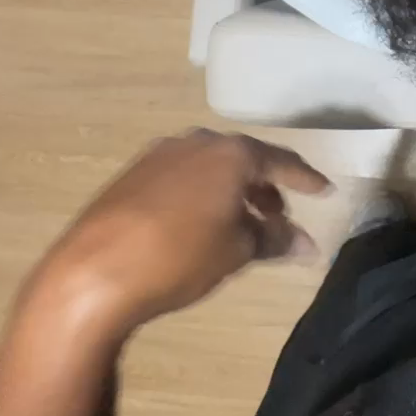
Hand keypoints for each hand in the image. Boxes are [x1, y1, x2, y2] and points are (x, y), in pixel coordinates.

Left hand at [23, 130, 332, 337]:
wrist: (90, 274)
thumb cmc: (178, 256)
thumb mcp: (236, 250)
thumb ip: (275, 239)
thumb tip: (307, 243)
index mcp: (231, 152)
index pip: (282, 161)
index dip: (306, 179)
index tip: (325, 191)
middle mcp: (199, 141)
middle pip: (245, 160)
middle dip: (266, 188)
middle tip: (279, 216)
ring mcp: (161, 153)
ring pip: (212, 167)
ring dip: (232, 192)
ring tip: (241, 223)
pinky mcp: (133, 173)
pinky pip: (183, 176)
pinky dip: (202, 194)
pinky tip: (199, 222)